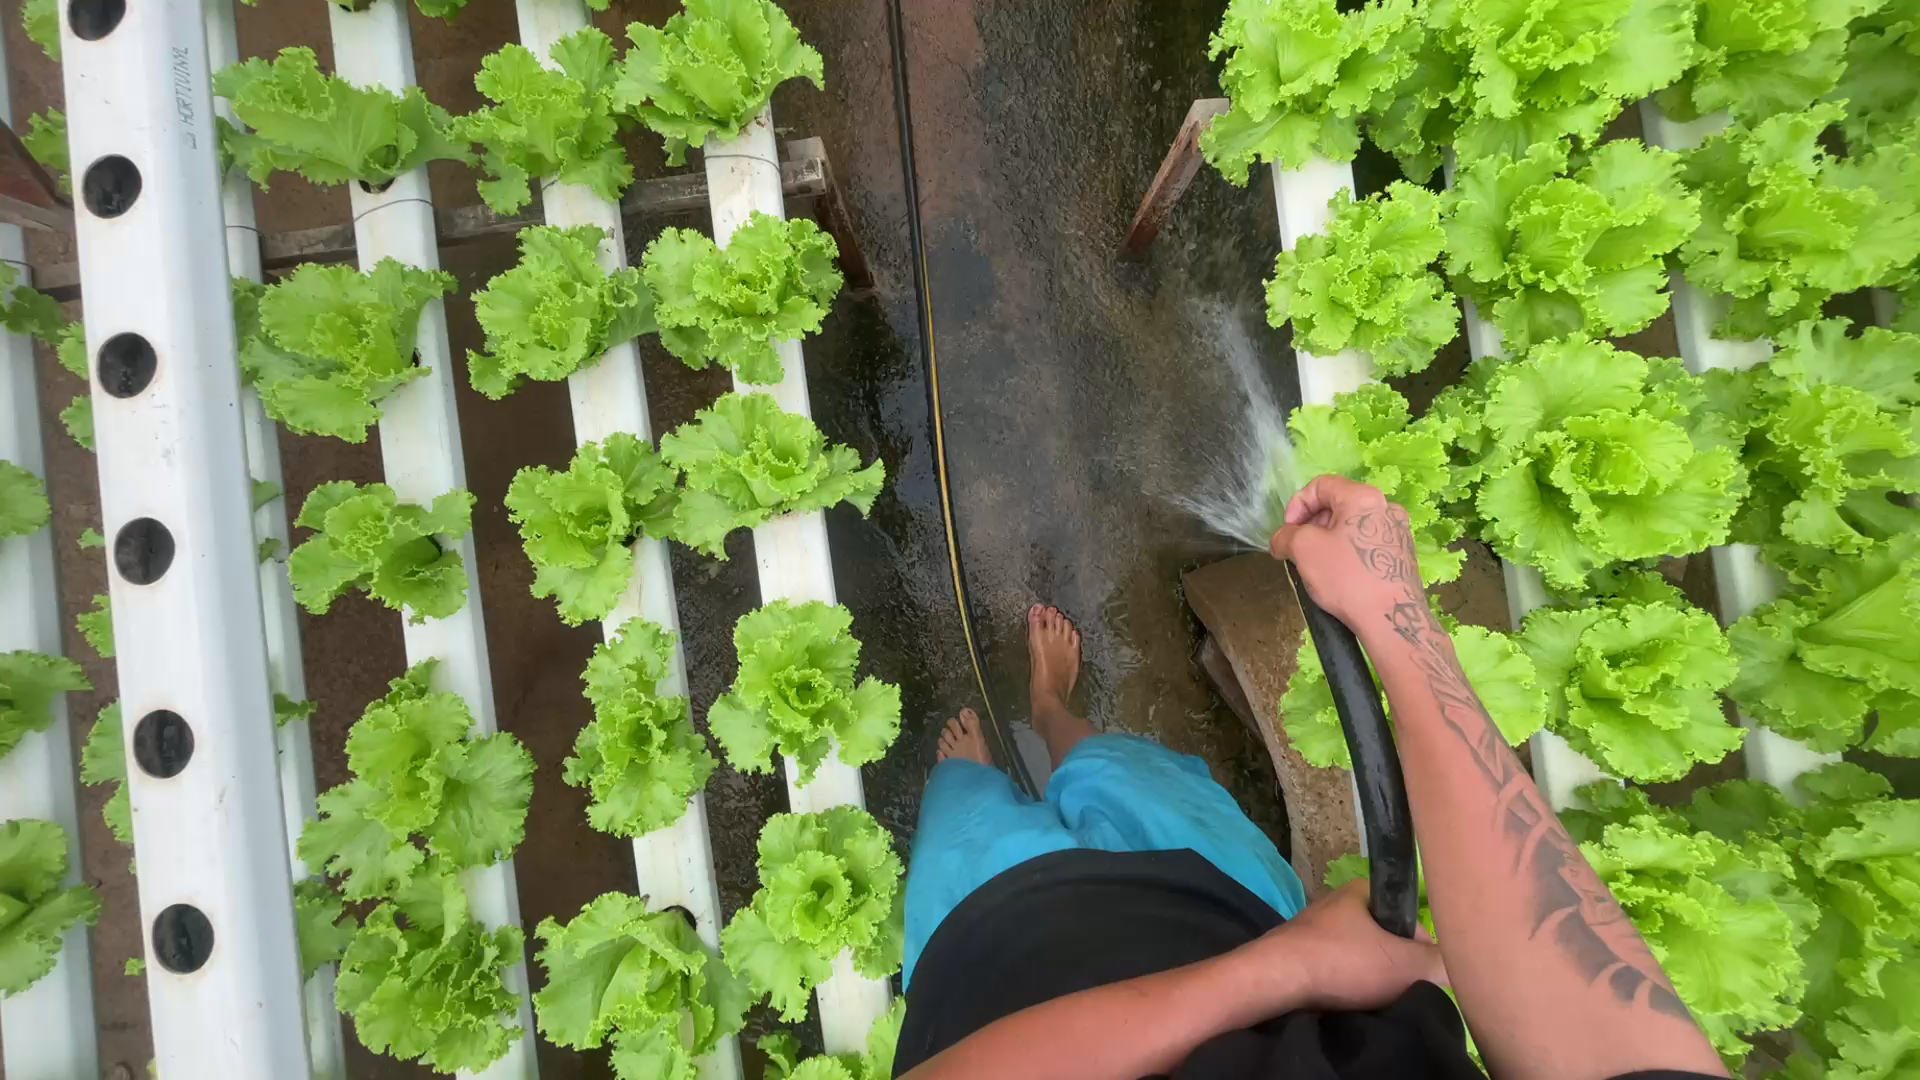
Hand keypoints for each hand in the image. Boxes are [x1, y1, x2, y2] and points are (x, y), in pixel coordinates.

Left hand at [1250, 881, 1445, 1012]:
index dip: (1427, 944)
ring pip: (1367, 955)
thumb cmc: (1344, 961)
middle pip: (1389, 937)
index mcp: (1361, 891)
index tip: (1432, 971)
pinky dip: (1356, 983)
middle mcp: (1340, 903)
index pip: (1410, 914)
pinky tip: (1361, 999)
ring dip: (1379, 977)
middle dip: (1403, 964)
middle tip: (1411, 988)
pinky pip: (1345, 967)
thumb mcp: (1405, 964)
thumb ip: (1439, 963)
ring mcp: (1321, 928)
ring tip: (1386, 997)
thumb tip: (1459, 965)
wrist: (1280, 977)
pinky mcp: (1308, 951)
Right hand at [1269, 475, 1424, 632]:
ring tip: (1315, 564)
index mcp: (1364, 497)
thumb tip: (1281, 540)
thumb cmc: (1346, 577)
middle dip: (1310, 523)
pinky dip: (1345, 552)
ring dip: (1326, 539)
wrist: (1391, 619)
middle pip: (1336, 504)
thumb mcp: (1302, 549)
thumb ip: (1285, 535)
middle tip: (1296, 548)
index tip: (1287, 531)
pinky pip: (1365, 543)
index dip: (1296, 505)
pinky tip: (1338, 575)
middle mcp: (1387, 508)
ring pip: (1350, 525)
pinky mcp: (1402, 555)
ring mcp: (1398, 532)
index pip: (1320, 485)